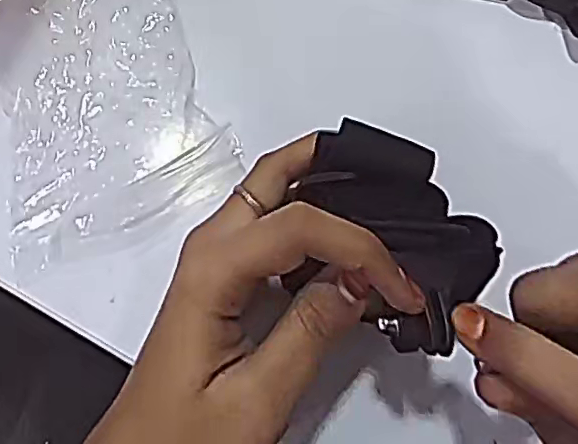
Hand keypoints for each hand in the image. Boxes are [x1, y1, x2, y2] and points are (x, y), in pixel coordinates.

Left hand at [86, 134, 423, 443]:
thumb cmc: (179, 433)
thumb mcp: (255, 398)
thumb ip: (309, 333)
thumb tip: (356, 282)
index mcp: (212, 268)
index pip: (297, 223)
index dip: (358, 245)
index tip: (398, 284)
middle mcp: (209, 249)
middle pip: (269, 177)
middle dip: (319, 160)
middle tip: (368, 163)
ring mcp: (213, 257)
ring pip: (268, 196)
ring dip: (316, 190)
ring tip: (368, 215)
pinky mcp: (221, 275)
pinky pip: (267, 230)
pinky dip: (307, 226)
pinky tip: (337, 252)